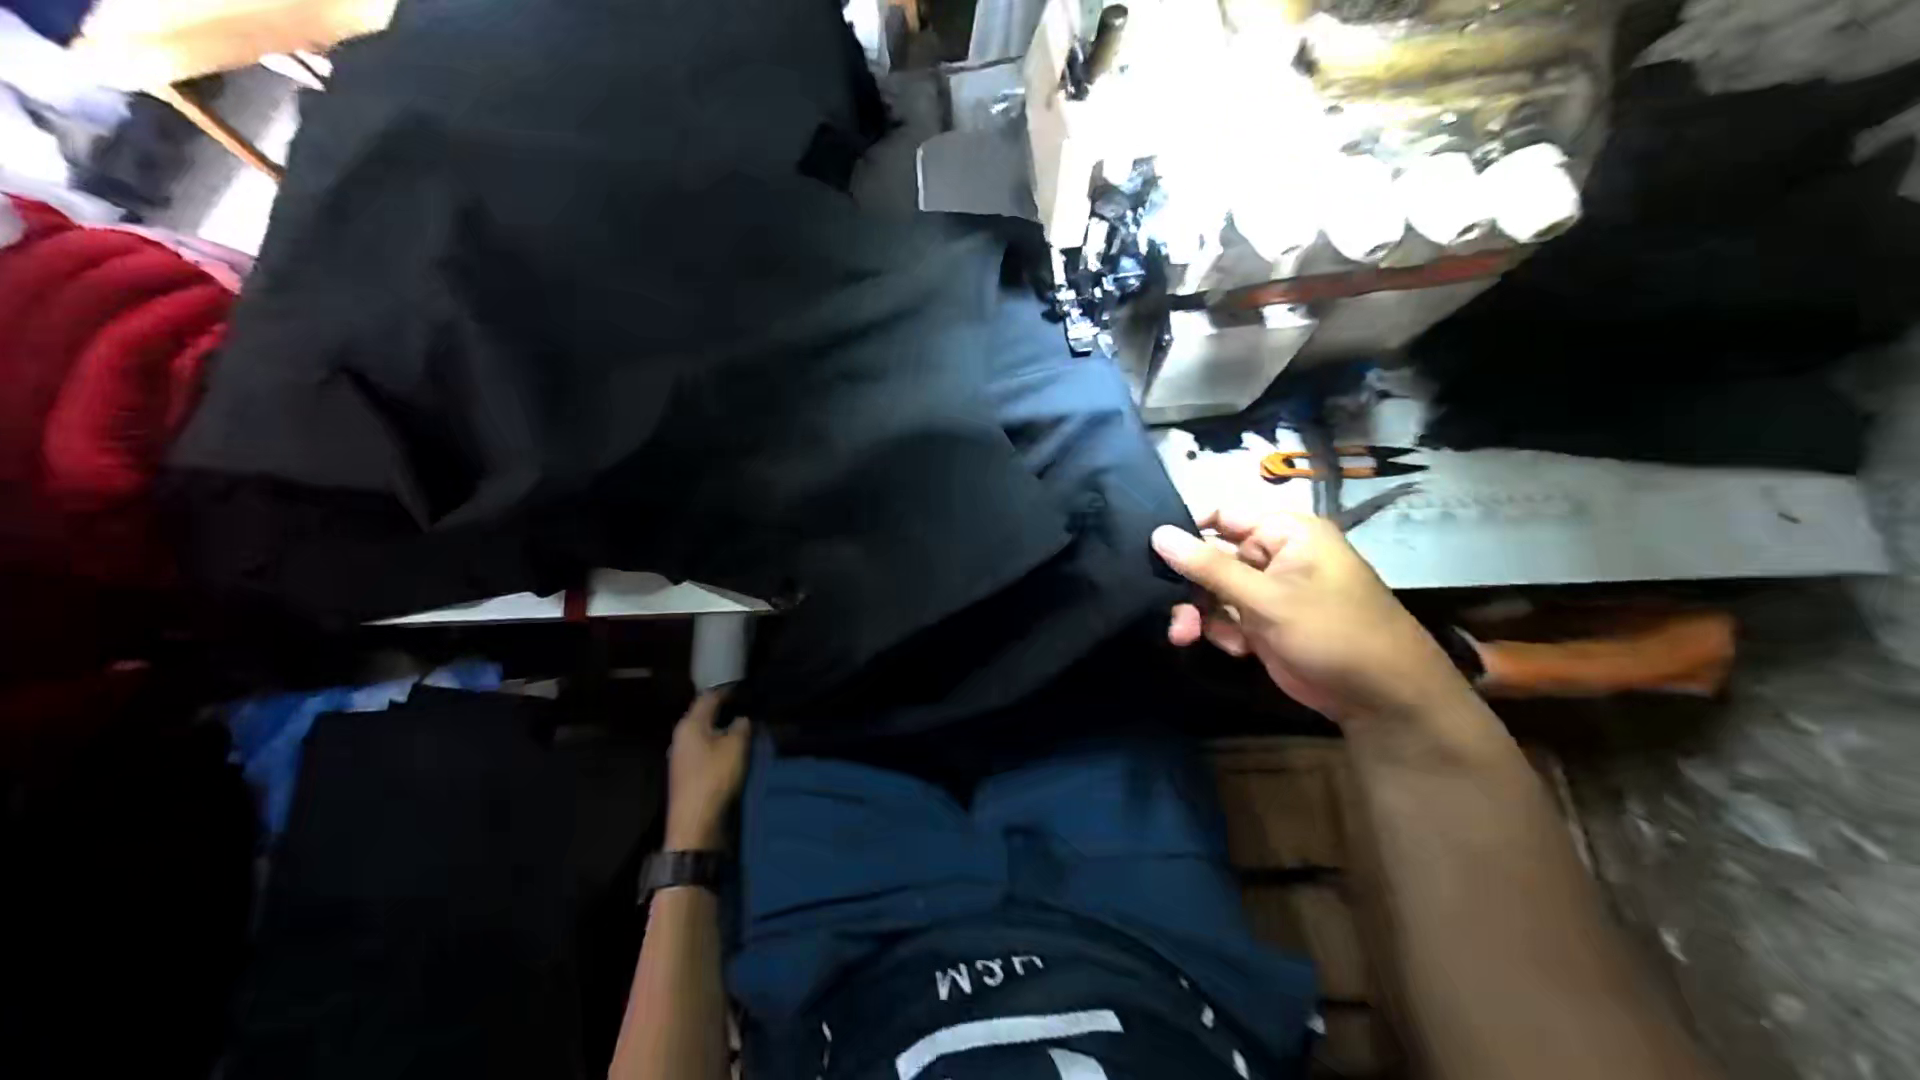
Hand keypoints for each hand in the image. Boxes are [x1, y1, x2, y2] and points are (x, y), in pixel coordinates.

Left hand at [664, 691, 752, 850]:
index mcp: (690, 724)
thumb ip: (741, 727)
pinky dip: (718, 744)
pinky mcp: (687, 773)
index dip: (727, 691)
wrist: (696, 823)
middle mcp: (682, 736)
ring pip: (704, 733)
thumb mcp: (736, 747)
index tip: (745, 688)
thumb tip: (741, 719)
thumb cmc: (715, 777)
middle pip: (704, 715)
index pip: (709, 697)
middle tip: (746, 706)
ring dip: (722, 728)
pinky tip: (731, 749)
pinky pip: (704, 748)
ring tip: (743, 727)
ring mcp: (682, 756)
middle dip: (724, 709)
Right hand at [1151, 507, 1472, 725]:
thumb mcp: (1266, 598)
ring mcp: (1269, 591)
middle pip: (1211, 558)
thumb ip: (1208, 567)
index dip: (1187, 532)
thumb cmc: (1331, 632)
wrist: (1380, 697)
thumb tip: (1158, 534)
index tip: (1153, 554)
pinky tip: (1235, 649)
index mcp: (1286, 533)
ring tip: (1188, 636)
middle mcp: (1275, 555)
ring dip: (1199, 614)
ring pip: (1213, 591)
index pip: (1223, 517)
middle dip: (1190, 587)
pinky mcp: (1265, 622)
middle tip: (1172, 612)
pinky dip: (1221, 631)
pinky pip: (1226, 616)